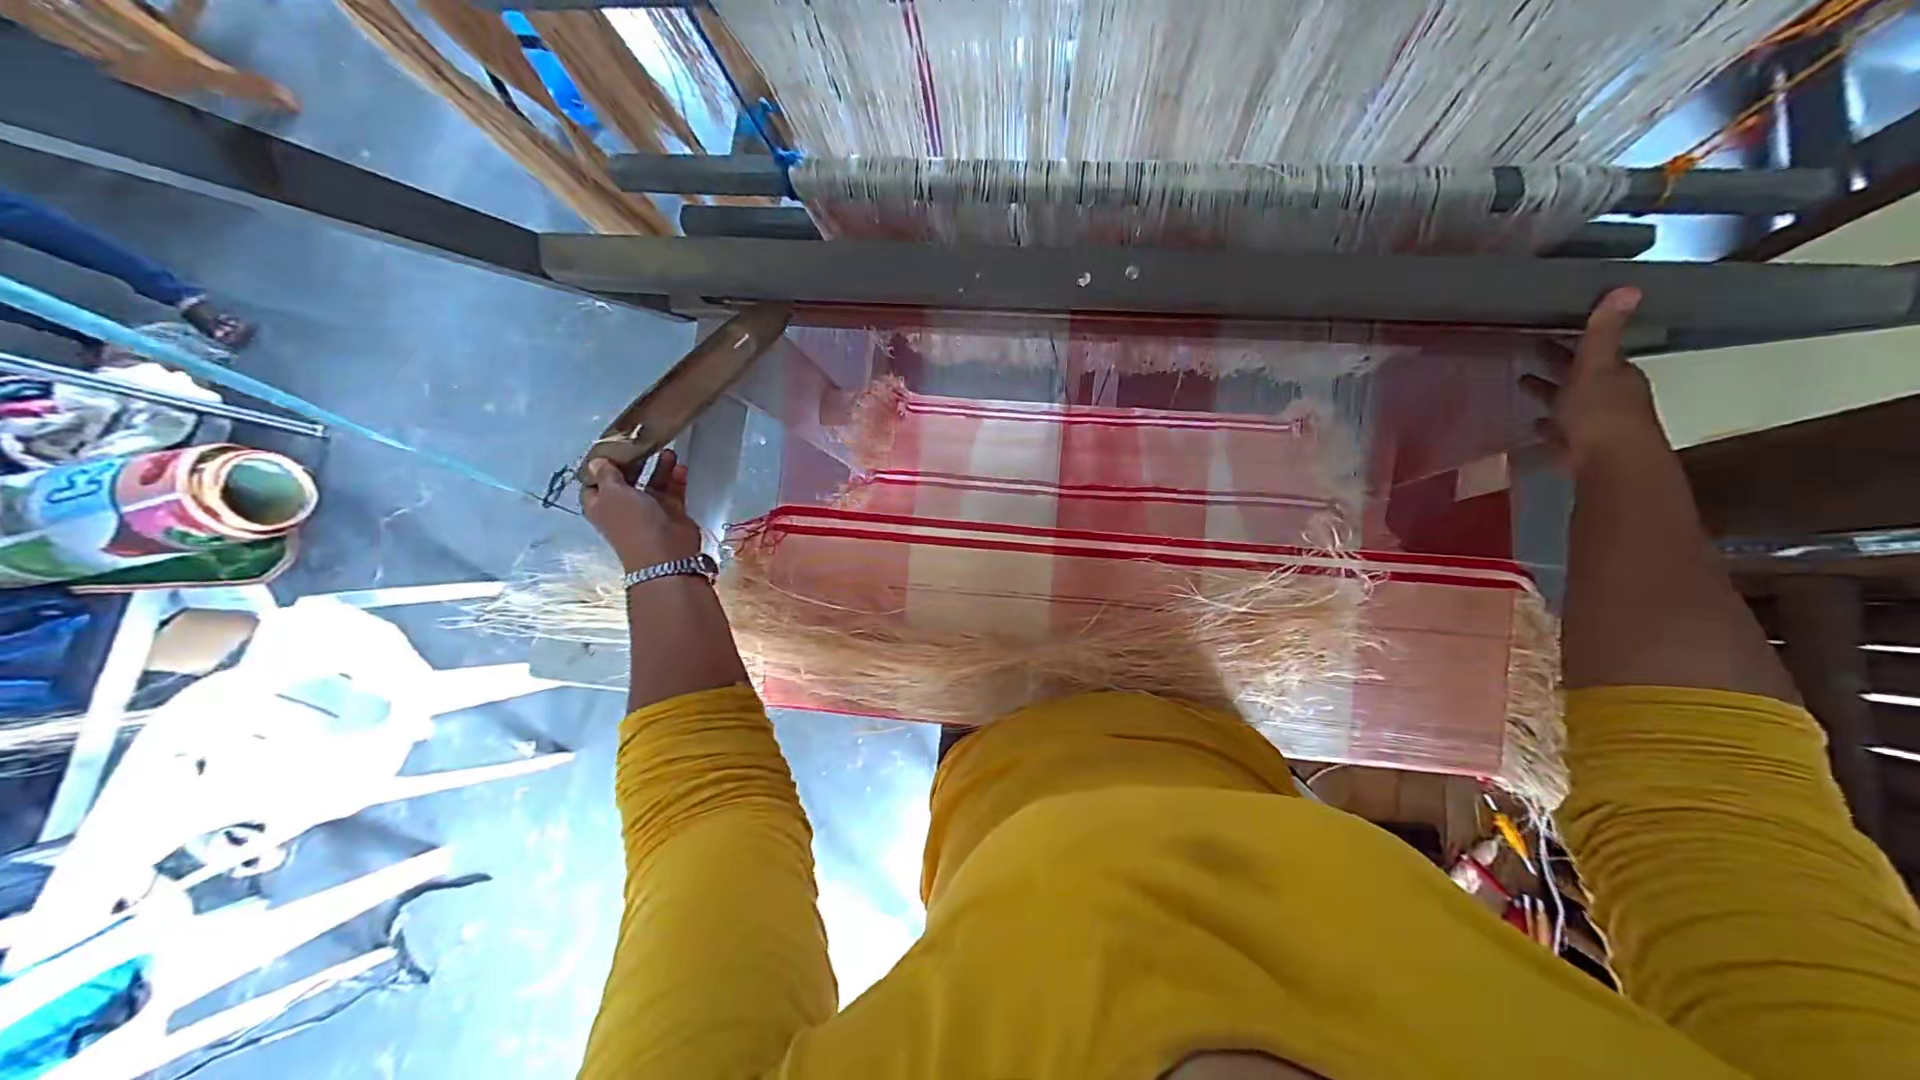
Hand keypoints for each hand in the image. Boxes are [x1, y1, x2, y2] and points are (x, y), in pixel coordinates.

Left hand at [580, 450, 701, 571]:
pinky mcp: (671, 511)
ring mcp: (648, 509)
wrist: (667, 554)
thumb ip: (607, 475)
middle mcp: (623, 506)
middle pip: (625, 479)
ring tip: (666, 451)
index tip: (611, 445)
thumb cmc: (634, 522)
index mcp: (601, 504)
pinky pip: (673, 490)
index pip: (594, 481)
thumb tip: (596, 461)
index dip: (600, 464)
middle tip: (641, 443)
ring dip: (658, 466)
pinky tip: (680, 466)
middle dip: (633, 461)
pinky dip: (676, 478)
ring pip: (652, 482)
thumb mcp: (613, 494)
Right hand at [1521, 287, 1667, 471]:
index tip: (1549, 329)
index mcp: (1615, 375)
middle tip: (1529, 351)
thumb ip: (1604, 332)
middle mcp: (1609, 396)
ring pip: (1568, 402)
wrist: (1609, 462)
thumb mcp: (1597, 366)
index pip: (1596, 352)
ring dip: (1549, 392)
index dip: (1575, 341)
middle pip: (1580, 376)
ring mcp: (1594, 423)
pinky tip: (1534, 423)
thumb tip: (1628, 287)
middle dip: (1558, 364)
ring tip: (1522, 383)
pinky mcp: (1579, 446)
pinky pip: (1560, 430)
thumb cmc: (1601, 412)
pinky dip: (1549, 424)